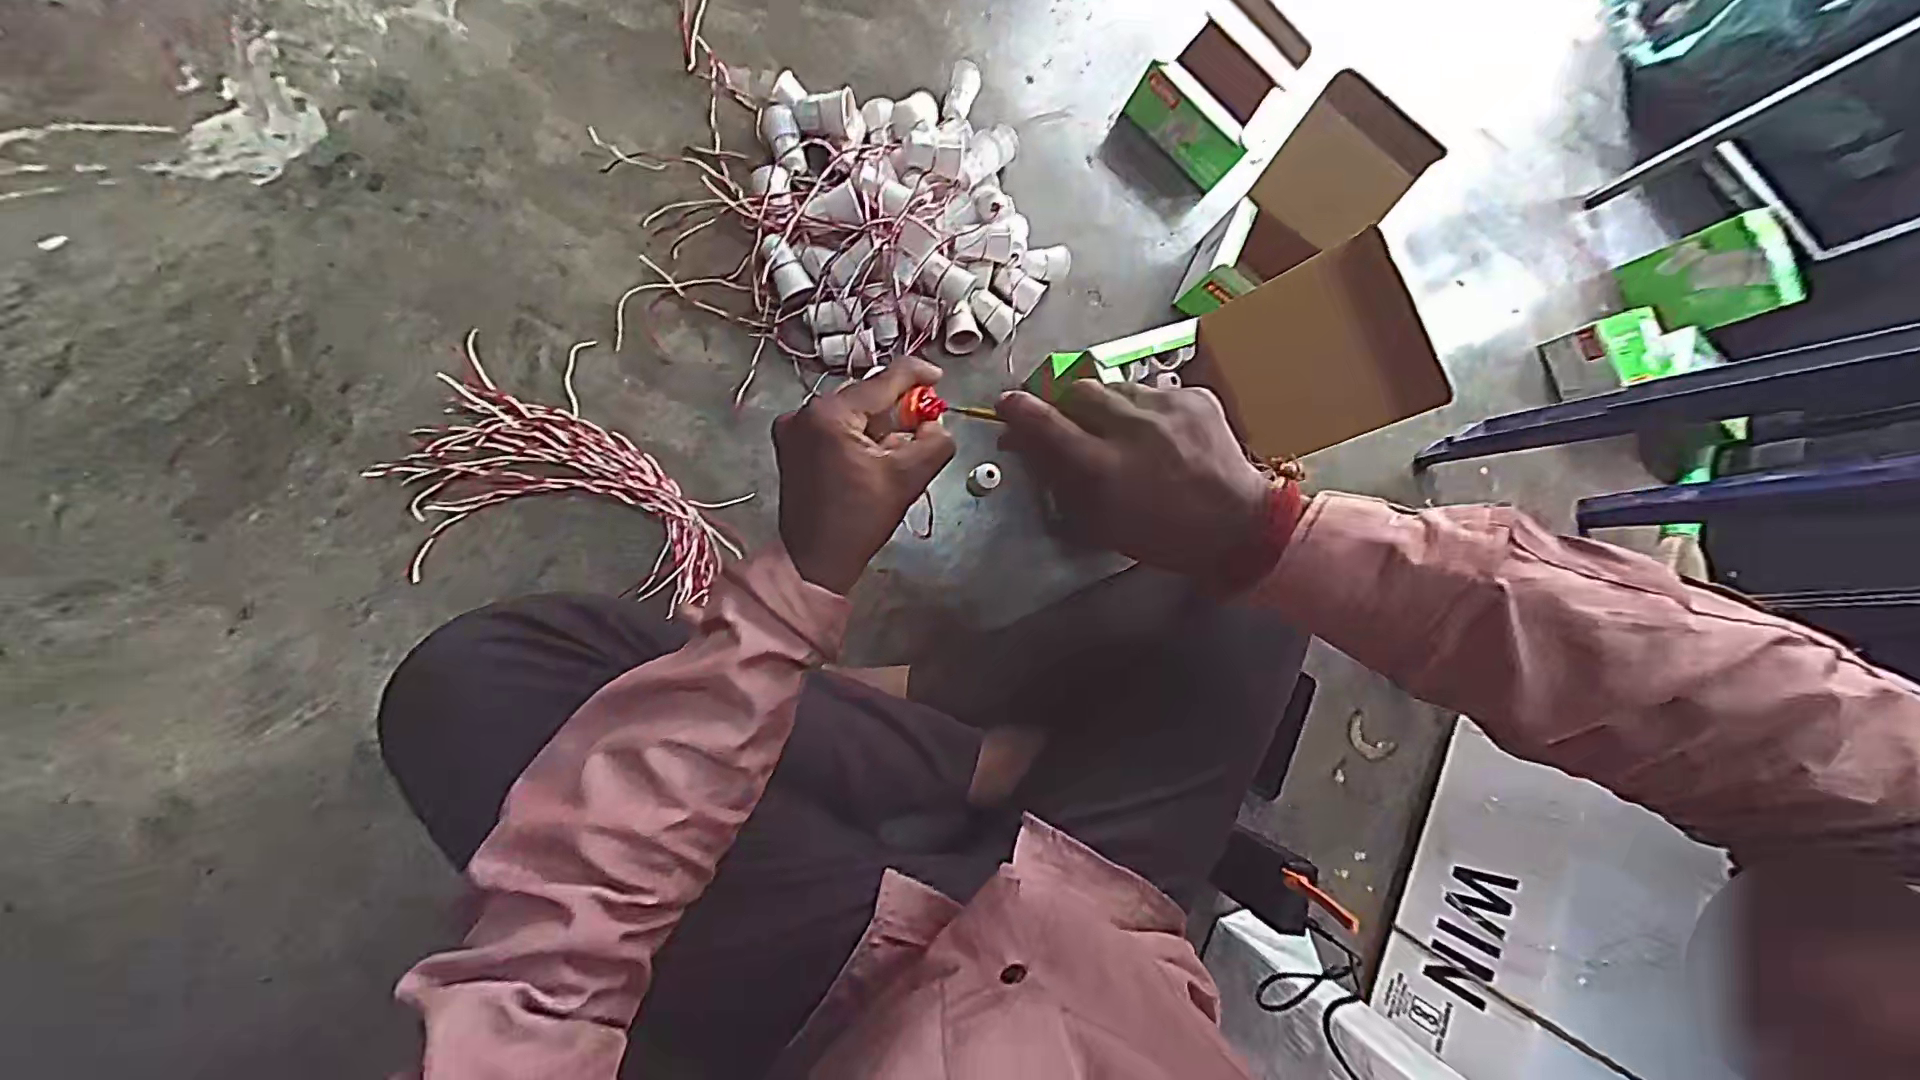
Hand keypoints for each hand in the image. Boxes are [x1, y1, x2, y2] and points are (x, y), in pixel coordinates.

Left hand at [774, 358, 955, 593]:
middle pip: (867, 398)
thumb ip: (935, 441)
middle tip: (922, 432)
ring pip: (853, 414)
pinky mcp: (792, 447)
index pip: (883, 380)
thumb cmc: (857, 522)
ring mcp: (793, 431)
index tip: (937, 378)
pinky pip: (836, 429)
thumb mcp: (908, 478)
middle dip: (898, 413)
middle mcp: (804, 414)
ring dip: (880, 428)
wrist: (815, 561)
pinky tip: (872, 463)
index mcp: (829, 414)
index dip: (917, 375)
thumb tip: (936, 424)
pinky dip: (859, 438)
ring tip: (895, 458)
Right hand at [997, 381, 1276, 581]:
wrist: (1237, 525)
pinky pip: (1150, 389)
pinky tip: (1154, 432)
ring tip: (1116, 430)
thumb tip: (1024, 445)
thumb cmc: (1161, 535)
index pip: (1048, 425)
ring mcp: (1168, 406)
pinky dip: (1141, 408)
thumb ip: (1058, 479)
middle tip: (1066, 420)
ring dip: (1103, 404)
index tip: (1006, 403)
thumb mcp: (1099, 521)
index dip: (1020, 411)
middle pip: (1078, 390)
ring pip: (1114, 386)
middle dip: (1063, 402)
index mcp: (1106, 468)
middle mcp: (1134, 428)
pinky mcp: (1194, 396)